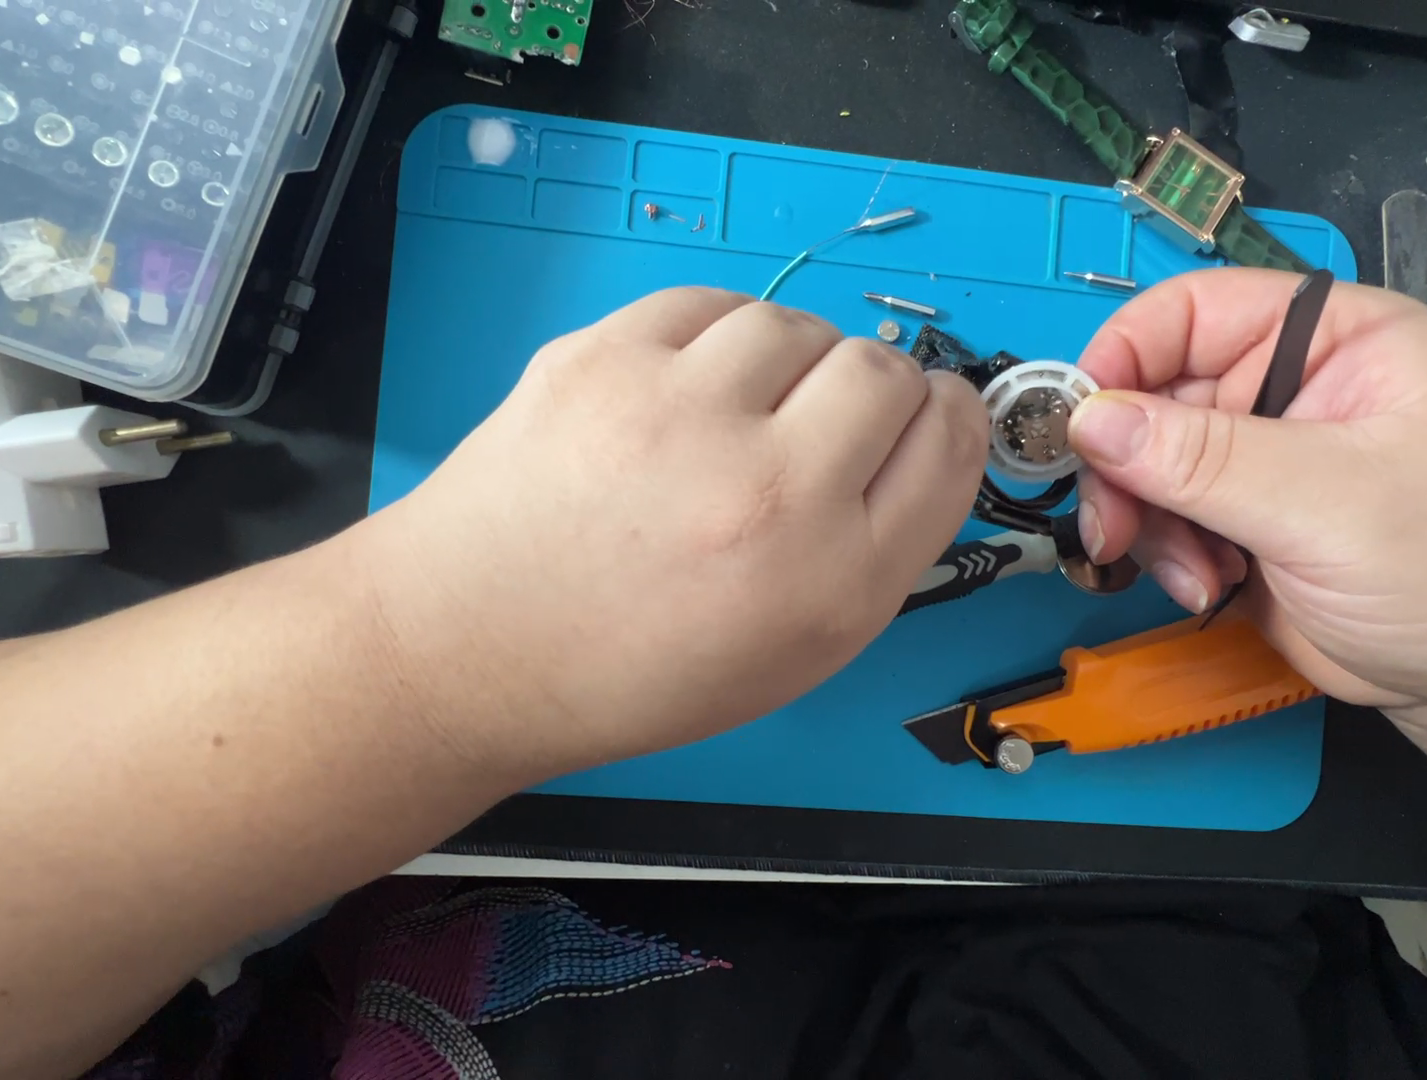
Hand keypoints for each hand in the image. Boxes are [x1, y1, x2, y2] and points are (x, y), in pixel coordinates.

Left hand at [356, 288, 986, 774]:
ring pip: (798, 325)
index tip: (918, 422)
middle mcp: (771, 491)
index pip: (950, 443)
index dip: (947, 420)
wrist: (476, 647)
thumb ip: (877, 548)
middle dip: (875, 393)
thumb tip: (913, 439)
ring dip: (790, 365)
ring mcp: (679, 412)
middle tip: (819, 426)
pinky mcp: (602, 357)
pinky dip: (717, 341)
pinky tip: (684, 390)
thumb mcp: (796, 652)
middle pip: (887, 371)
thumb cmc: (643, 670)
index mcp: (834, 582)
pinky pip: (711, 304)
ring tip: (738, 413)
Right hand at [1067, 269, 1426, 726]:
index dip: (1121, 358)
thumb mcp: (1333, 503)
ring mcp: (1256, 460)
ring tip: (1193, 575)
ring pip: (1143, 466)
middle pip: (1150, 397)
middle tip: (1116, 529)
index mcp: (1330, 341)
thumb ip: (1201, 458)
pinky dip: (1165, 555)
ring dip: (1146, 523)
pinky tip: (1208, 587)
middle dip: (1125, 468)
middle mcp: (1283, 389)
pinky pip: (1159, 518)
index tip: (1074, 427)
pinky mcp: (1236, 520)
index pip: (1190, 314)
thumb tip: (1085, 419)